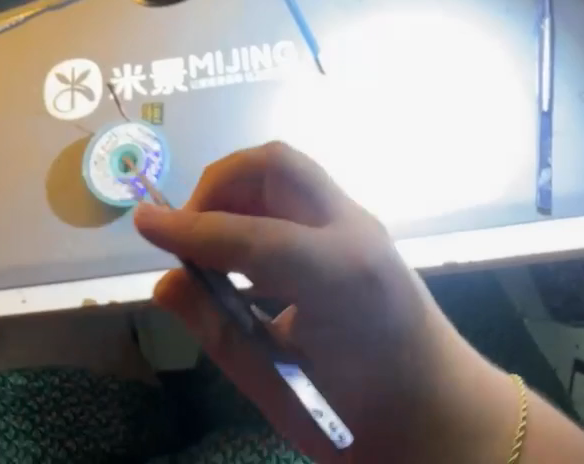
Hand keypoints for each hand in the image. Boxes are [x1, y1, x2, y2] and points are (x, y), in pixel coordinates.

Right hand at [135, 143, 583, 463]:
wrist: (442, 420)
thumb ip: (217, 332)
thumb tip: (165, 283)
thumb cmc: (361, 418)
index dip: (187, 228)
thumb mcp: (280, 390)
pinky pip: (298, 195)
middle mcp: (354, 233)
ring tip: (212, 241)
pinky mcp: (360, 229)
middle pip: (276, 164)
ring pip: (289, 171)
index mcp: (339, 277)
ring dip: (240, 191)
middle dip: (221, 182)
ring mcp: (362, 225)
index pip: (247, 235)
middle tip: (190, 228)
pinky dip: (260, 207)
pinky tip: (244, 254)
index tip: (142, 222)